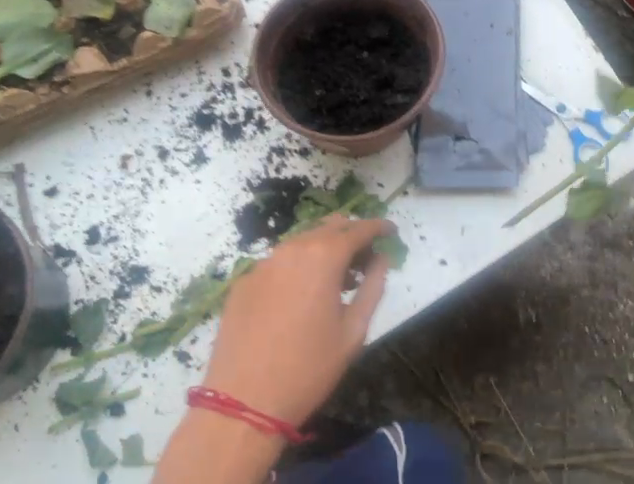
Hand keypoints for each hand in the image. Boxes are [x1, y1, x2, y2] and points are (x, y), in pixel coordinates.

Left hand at [200, 214, 394, 426]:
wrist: (241, 405)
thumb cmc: (308, 369)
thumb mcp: (353, 332)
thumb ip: (373, 288)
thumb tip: (380, 261)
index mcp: (323, 257)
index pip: (359, 229)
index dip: (379, 228)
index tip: (392, 233)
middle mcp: (291, 250)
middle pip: (329, 227)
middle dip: (351, 236)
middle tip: (365, 260)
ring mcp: (262, 265)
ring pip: (301, 242)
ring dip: (323, 250)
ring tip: (335, 280)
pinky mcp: (242, 284)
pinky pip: (277, 264)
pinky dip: (296, 268)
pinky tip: (299, 297)